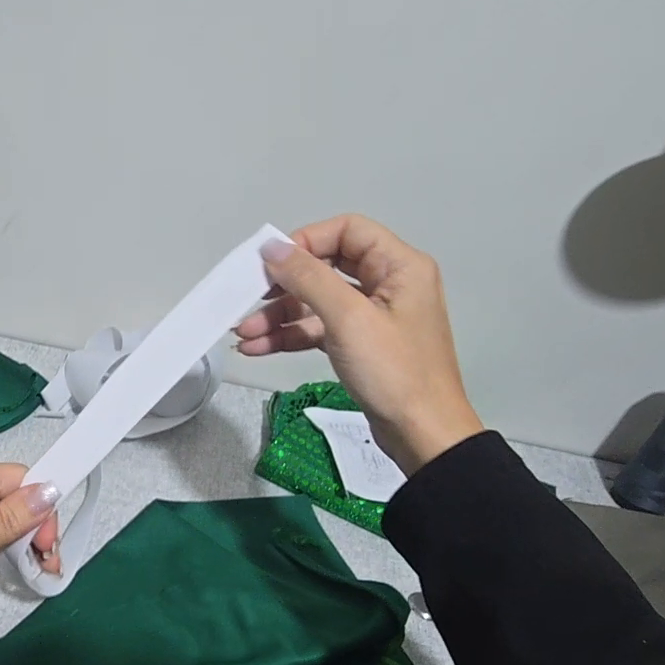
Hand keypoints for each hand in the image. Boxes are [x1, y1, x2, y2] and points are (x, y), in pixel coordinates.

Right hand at [235, 214, 483, 473]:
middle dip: (283, 285)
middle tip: (248, 298)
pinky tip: (257, 348)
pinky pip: (317, 329)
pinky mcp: (358, 345)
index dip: (306, 241)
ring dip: (278, 316)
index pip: (347, 231)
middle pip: (326, 267)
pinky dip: (289, 337)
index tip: (271, 264)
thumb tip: (272, 248)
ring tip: (242, 334)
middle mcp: (387, 284)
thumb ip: (308, 278)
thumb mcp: (347, 319)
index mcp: (399, 266)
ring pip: (316, 302)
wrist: (421, 433)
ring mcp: (372, 316)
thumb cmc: (392, 370)